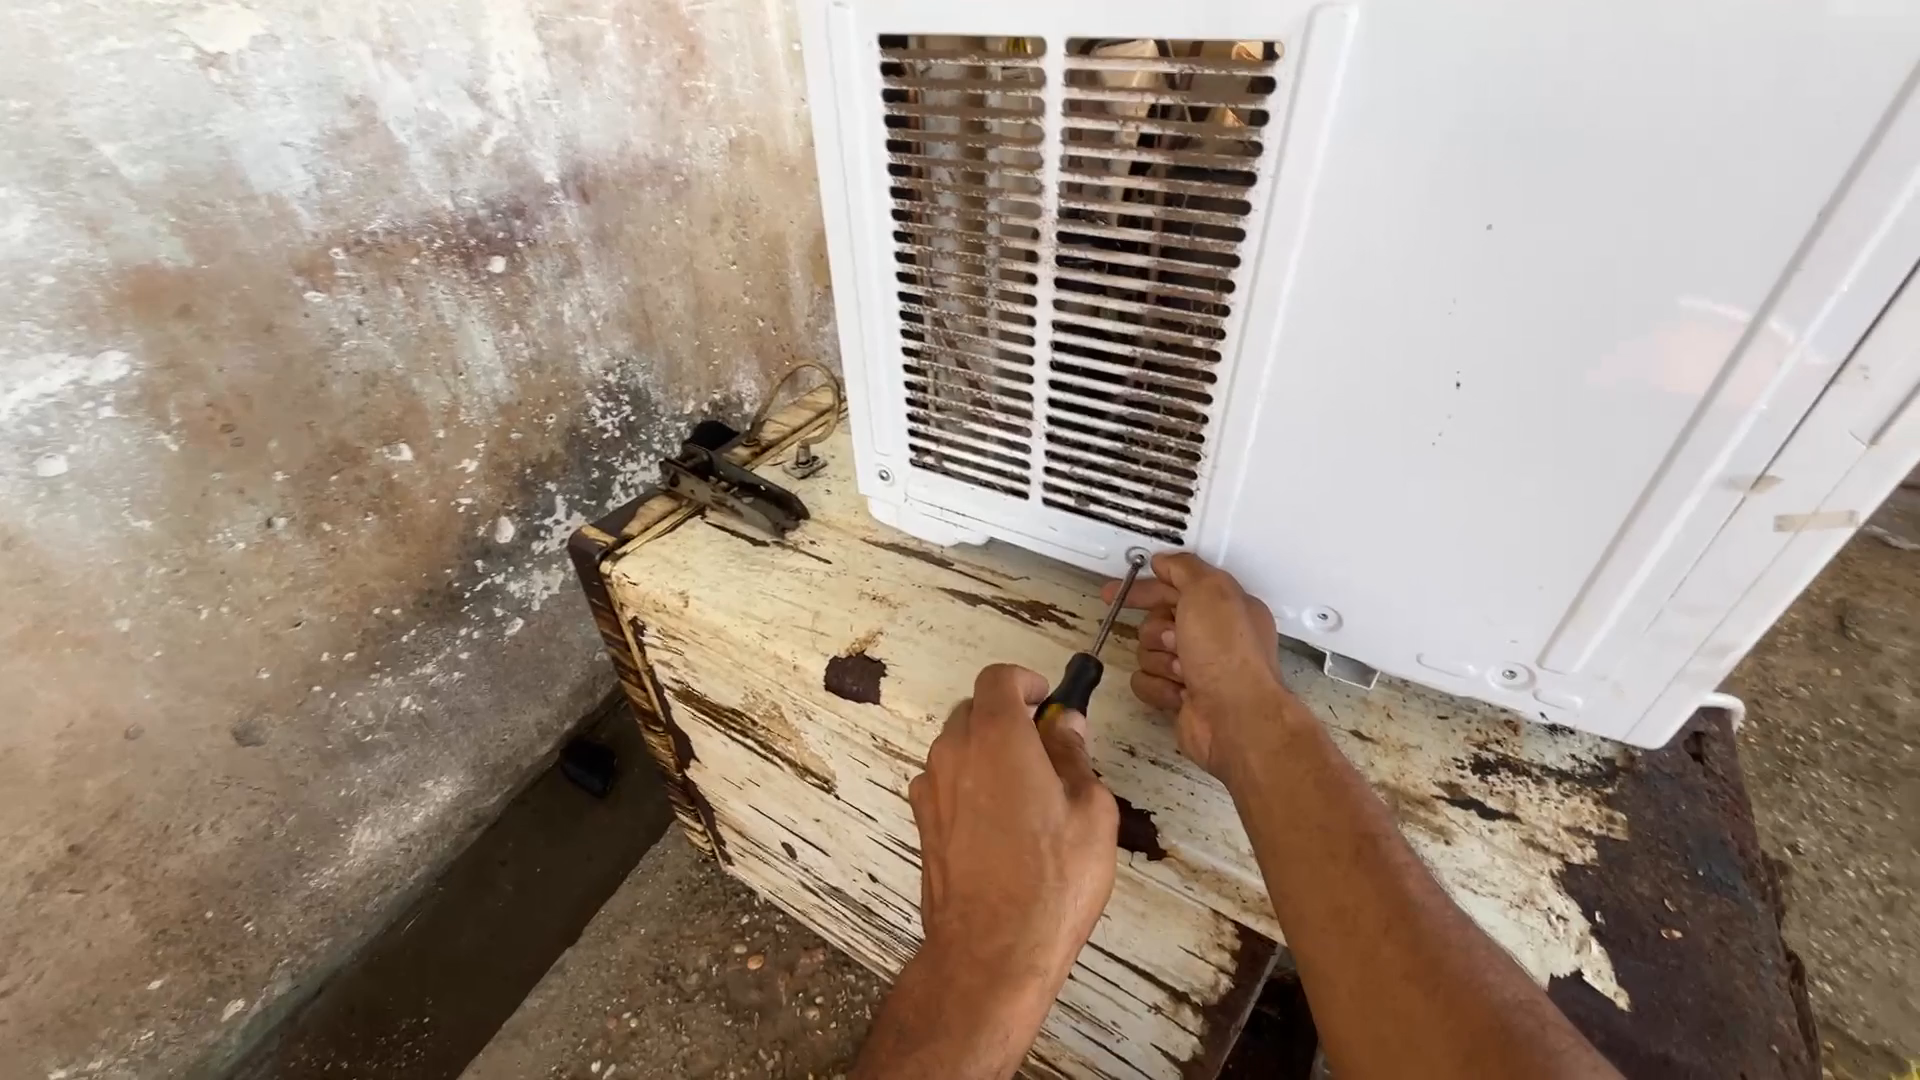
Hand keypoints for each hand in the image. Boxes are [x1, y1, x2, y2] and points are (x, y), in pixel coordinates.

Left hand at [904, 664, 1118, 1043]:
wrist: (992, 951)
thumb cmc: (1052, 878)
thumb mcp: (1090, 810)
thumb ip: (1074, 755)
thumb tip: (1066, 725)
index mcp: (997, 736)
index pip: (997, 678)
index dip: (1024, 680)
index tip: (1046, 698)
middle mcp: (954, 751)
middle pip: (976, 709)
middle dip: (1009, 716)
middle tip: (1045, 747)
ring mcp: (931, 787)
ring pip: (958, 745)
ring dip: (987, 750)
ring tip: (1025, 792)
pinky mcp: (922, 821)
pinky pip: (946, 780)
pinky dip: (969, 781)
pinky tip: (997, 822)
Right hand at [1103, 552, 1304, 787]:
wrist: (1234, 719)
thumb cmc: (1230, 657)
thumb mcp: (1209, 591)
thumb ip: (1183, 568)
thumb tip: (1165, 562)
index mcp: (1225, 607)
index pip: (1176, 586)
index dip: (1146, 586)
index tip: (1120, 590)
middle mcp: (1213, 637)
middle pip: (1156, 620)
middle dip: (1158, 630)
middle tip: (1173, 638)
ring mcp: (1197, 668)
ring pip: (1148, 652)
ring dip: (1159, 660)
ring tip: (1182, 669)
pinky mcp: (1181, 696)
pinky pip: (1146, 681)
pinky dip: (1157, 686)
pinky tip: (1178, 690)